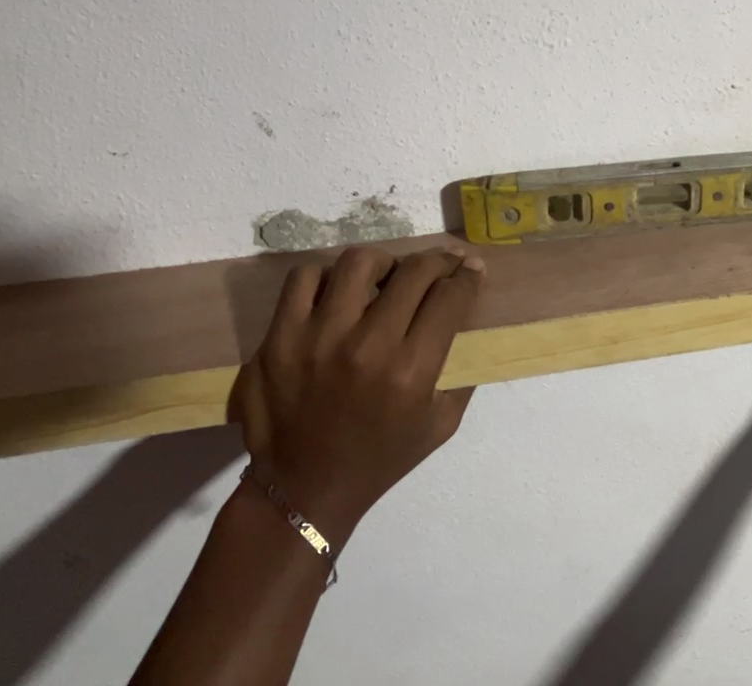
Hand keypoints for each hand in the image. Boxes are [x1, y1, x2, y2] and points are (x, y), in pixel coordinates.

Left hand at [232, 246, 482, 539]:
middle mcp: (367, 347)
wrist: (304, 490)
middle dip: (438, 261)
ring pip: (359, 262)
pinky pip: (304, 278)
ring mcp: (318, 337)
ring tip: (385, 275)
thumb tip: (468, 317)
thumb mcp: (440, 424)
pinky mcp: (279, 337)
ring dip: (383, 262)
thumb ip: (460, 371)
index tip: (472, 269)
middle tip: (441, 265)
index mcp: (411, 371)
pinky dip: (326, 277)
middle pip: (414, 272)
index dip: (469, 276)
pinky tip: (336, 291)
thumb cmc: (379, 459)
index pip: (450, 298)